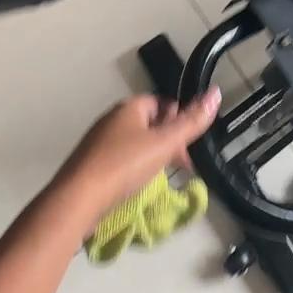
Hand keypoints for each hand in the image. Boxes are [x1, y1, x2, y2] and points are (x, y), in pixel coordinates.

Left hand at [52, 88, 221, 221]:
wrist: (78, 199)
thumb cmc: (123, 165)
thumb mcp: (164, 143)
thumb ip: (191, 122)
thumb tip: (215, 93)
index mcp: (129, 107)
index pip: (162, 103)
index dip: (179, 119)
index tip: (191, 141)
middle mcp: (112, 119)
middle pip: (149, 123)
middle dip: (167, 140)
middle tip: (182, 163)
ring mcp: (99, 142)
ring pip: (134, 142)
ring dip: (151, 155)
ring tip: (162, 176)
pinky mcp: (90, 165)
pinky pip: (120, 160)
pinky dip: (134, 168)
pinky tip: (137, 185)